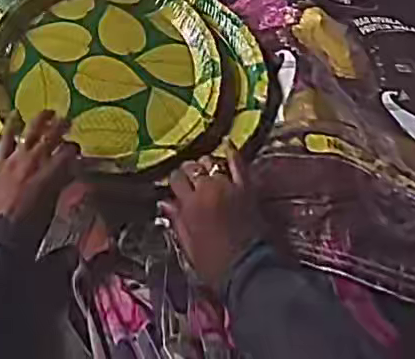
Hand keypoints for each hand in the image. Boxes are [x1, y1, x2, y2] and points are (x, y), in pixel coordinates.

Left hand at [0, 111, 78, 235]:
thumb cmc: (24, 236)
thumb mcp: (49, 214)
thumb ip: (58, 190)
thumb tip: (67, 177)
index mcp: (50, 176)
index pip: (68, 154)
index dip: (75, 150)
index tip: (78, 151)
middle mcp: (34, 163)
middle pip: (53, 136)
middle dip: (63, 126)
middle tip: (68, 122)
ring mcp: (15, 161)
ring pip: (32, 131)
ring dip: (42, 119)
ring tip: (49, 112)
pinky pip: (6, 139)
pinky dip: (10, 125)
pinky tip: (15, 114)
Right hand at [162, 147, 260, 289]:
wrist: (248, 271)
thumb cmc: (215, 266)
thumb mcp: (189, 248)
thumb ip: (177, 222)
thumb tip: (165, 203)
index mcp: (190, 205)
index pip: (176, 179)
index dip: (175, 181)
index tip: (176, 186)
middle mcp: (207, 190)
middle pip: (193, 168)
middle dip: (189, 172)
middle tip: (191, 180)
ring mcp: (228, 185)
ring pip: (212, 162)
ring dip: (207, 165)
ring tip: (206, 171)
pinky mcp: (245, 186)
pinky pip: (237, 162)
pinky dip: (231, 151)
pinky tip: (227, 144)